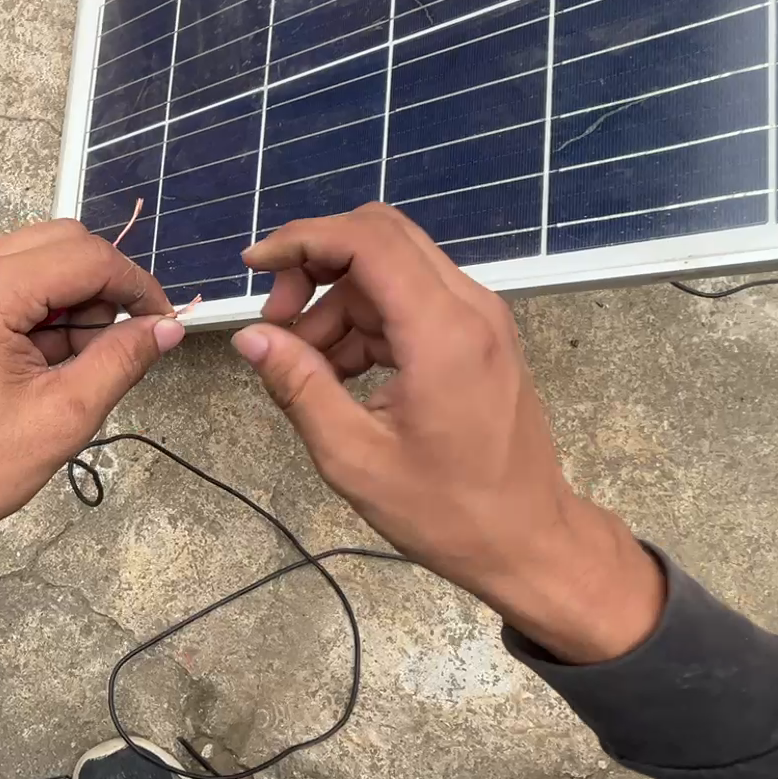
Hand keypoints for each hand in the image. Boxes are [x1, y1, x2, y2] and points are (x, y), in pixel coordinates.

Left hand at [0, 220, 184, 539]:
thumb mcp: (62, 416)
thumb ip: (121, 361)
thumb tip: (167, 327)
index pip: (85, 257)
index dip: (136, 285)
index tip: (161, 320)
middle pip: (63, 242)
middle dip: (103, 287)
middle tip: (116, 343)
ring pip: (40, 256)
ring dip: (74, 297)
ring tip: (69, 361)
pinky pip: (13, 277)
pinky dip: (43, 306)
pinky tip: (43, 355)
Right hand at [232, 204, 662, 663]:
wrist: (527, 541)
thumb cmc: (443, 510)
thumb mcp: (352, 455)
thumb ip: (298, 386)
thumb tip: (249, 337)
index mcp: (442, 332)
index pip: (368, 241)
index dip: (302, 240)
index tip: (253, 266)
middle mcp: (468, 306)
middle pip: (379, 237)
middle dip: (314, 265)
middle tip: (276, 323)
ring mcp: (476, 318)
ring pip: (386, 271)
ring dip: (332, 305)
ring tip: (303, 369)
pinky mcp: (473, 336)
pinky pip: (403, 303)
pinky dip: (359, 325)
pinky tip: (337, 374)